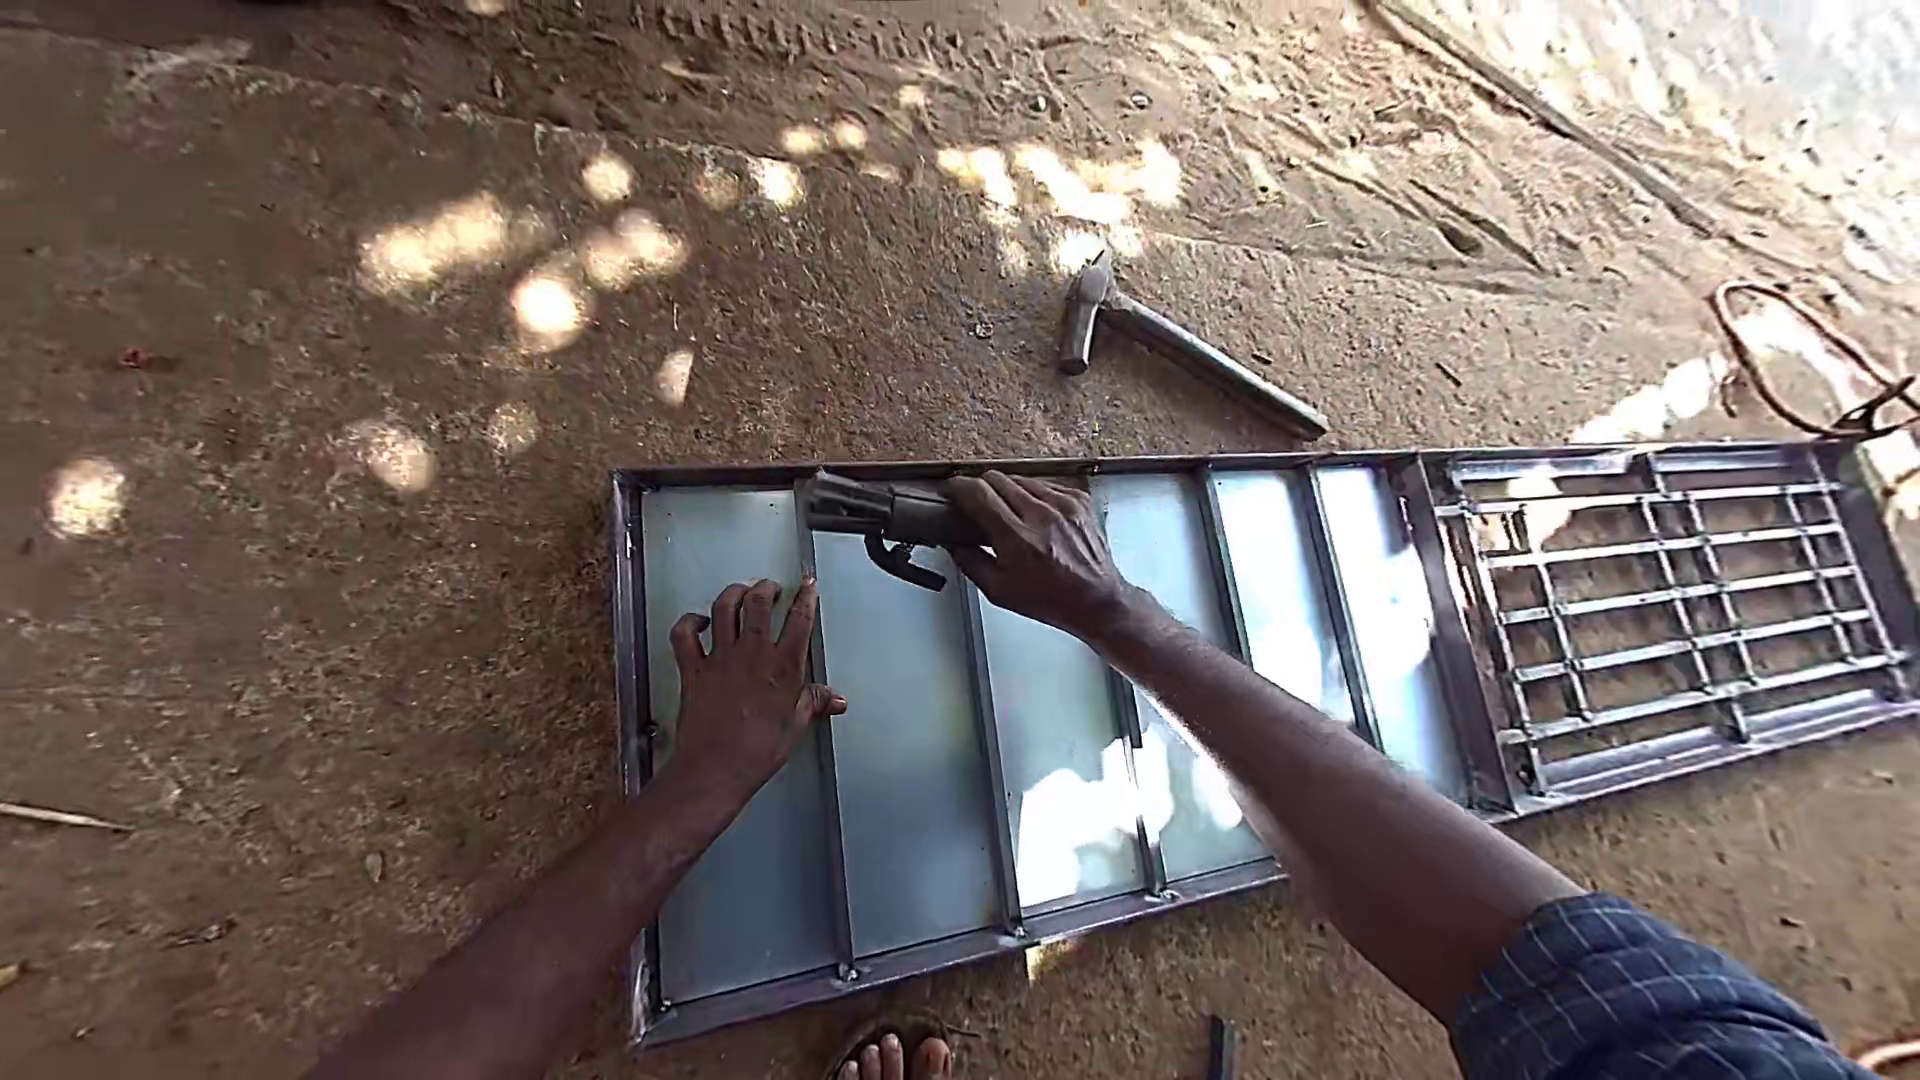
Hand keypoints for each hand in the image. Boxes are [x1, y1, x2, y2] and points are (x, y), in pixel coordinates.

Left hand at [665, 578, 845, 798]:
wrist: (716, 768)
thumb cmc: (757, 750)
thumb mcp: (796, 724)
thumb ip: (814, 702)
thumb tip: (834, 699)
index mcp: (783, 666)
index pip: (800, 619)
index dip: (806, 597)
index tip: (808, 587)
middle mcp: (752, 654)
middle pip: (759, 602)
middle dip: (766, 587)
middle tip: (771, 587)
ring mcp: (720, 658)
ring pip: (724, 608)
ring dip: (733, 593)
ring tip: (740, 591)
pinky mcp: (693, 669)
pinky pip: (684, 635)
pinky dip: (688, 622)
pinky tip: (697, 621)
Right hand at [945, 471, 1142, 642]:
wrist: (1096, 600)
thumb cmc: (1052, 599)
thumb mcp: (999, 591)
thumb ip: (969, 563)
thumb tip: (953, 543)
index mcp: (1018, 539)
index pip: (978, 494)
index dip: (958, 487)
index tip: (952, 489)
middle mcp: (1042, 516)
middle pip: (997, 479)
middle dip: (980, 487)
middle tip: (976, 503)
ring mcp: (1063, 505)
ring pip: (1020, 478)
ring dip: (1006, 490)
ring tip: (1007, 513)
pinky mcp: (1078, 500)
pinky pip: (1045, 484)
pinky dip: (1033, 495)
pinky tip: (1034, 514)